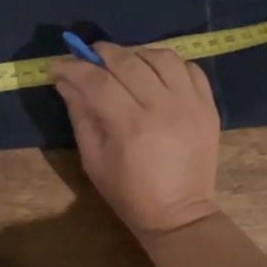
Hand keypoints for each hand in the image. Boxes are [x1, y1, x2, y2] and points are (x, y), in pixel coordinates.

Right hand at [54, 42, 221, 236]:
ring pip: (162, 57)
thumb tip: (66, 82)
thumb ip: (80, 115)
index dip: (73, 68)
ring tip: (124, 64)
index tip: (57, 65)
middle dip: (102, 53)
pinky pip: (189, 69)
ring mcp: (191, 105)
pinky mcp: (209, 106)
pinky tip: (154, 75)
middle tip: (88, 55)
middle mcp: (163, 108)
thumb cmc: (127, 192)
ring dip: (137, 54)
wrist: (178, 214)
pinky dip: (168, 64)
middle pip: (129, 62)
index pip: (97, 81)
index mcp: (130, 126)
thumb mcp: (92, 158)